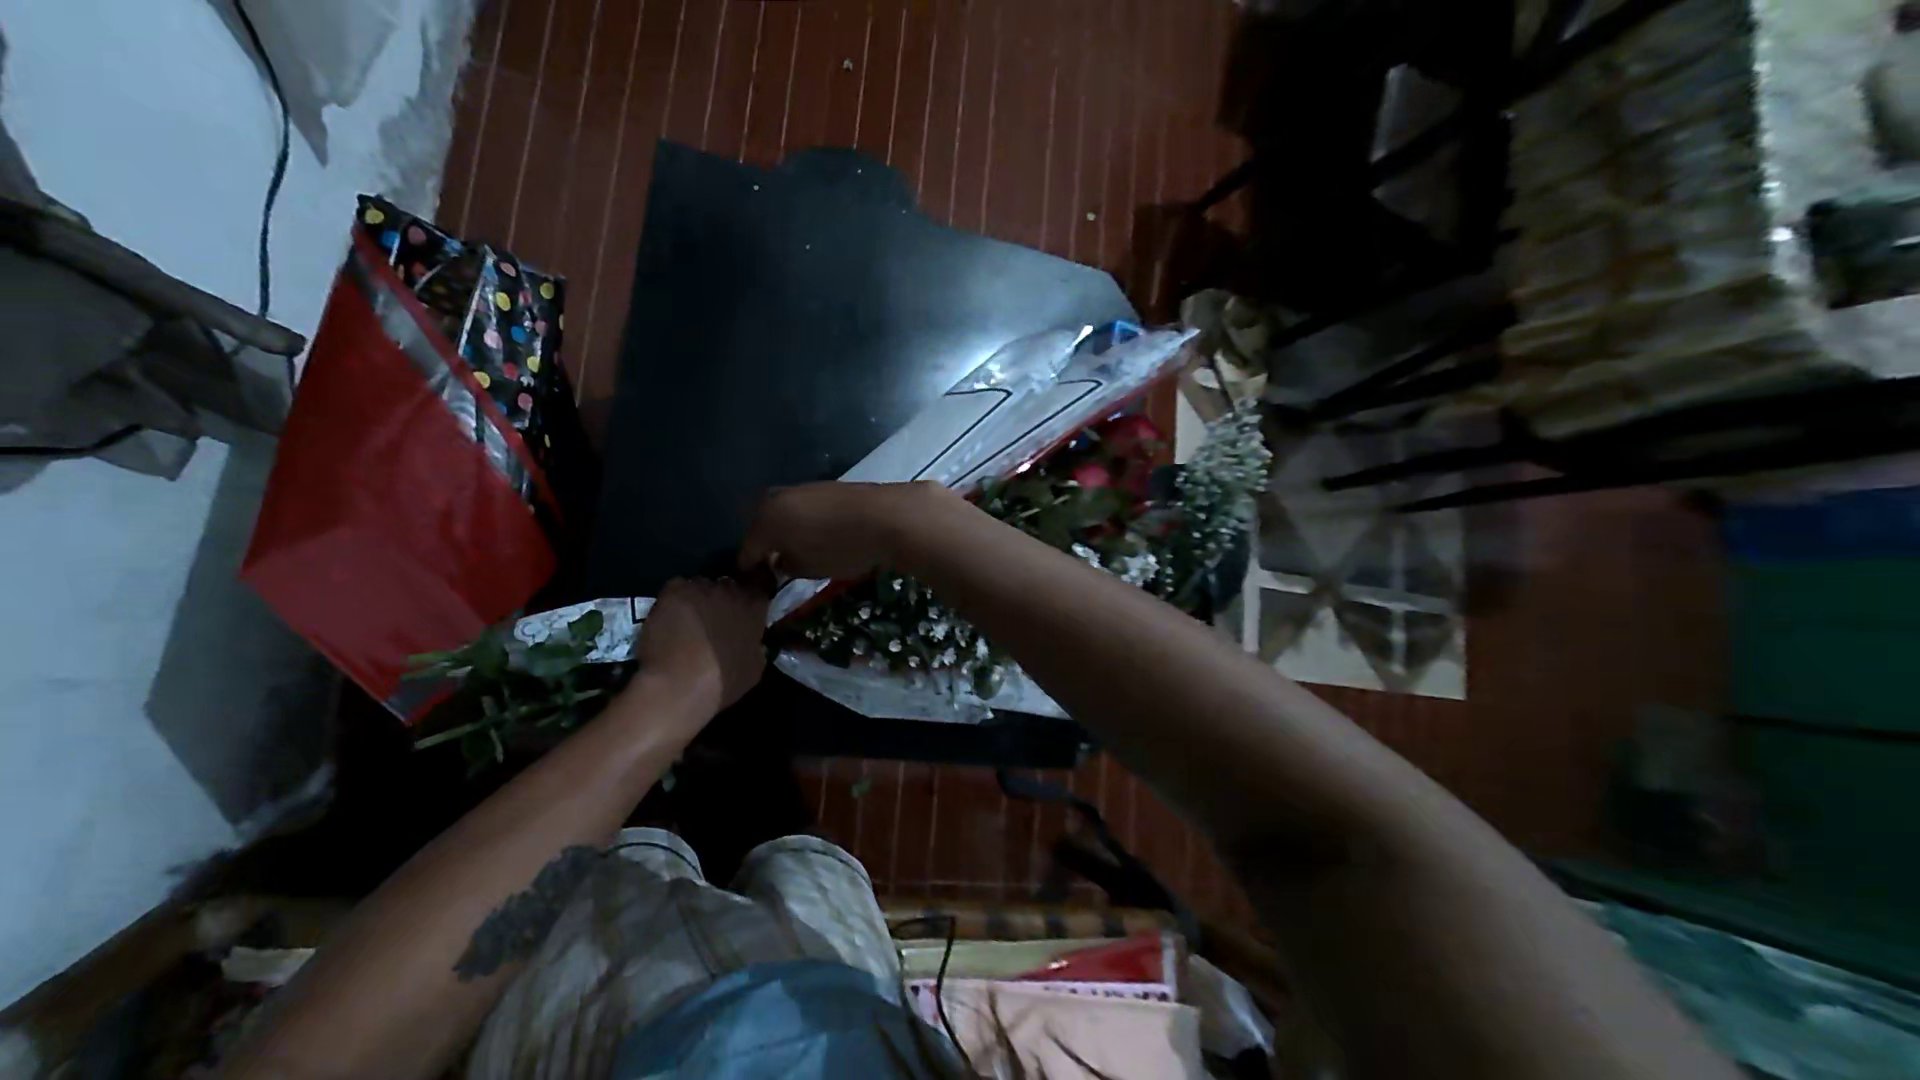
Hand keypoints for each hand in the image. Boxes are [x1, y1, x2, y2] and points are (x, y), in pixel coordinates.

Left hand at [631, 578, 769, 718]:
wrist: (680, 684)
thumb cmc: (723, 681)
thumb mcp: (755, 667)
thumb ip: (756, 645)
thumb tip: (753, 641)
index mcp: (755, 605)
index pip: (760, 583)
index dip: (751, 594)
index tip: (744, 609)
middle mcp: (731, 589)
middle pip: (727, 585)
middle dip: (722, 599)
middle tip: (714, 620)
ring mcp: (701, 587)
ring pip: (700, 586)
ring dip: (697, 599)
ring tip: (687, 621)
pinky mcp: (674, 591)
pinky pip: (676, 588)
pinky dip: (674, 600)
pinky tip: (670, 618)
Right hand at [739, 481, 958, 579]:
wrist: (887, 517)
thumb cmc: (842, 548)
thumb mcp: (808, 568)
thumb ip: (786, 565)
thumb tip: (779, 561)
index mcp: (766, 519)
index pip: (748, 547)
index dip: (748, 567)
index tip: (751, 580)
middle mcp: (778, 497)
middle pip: (761, 523)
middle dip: (763, 542)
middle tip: (771, 562)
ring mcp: (803, 488)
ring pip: (782, 511)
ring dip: (783, 528)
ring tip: (793, 549)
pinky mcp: (826, 486)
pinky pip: (803, 506)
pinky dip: (802, 520)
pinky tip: (814, 533)